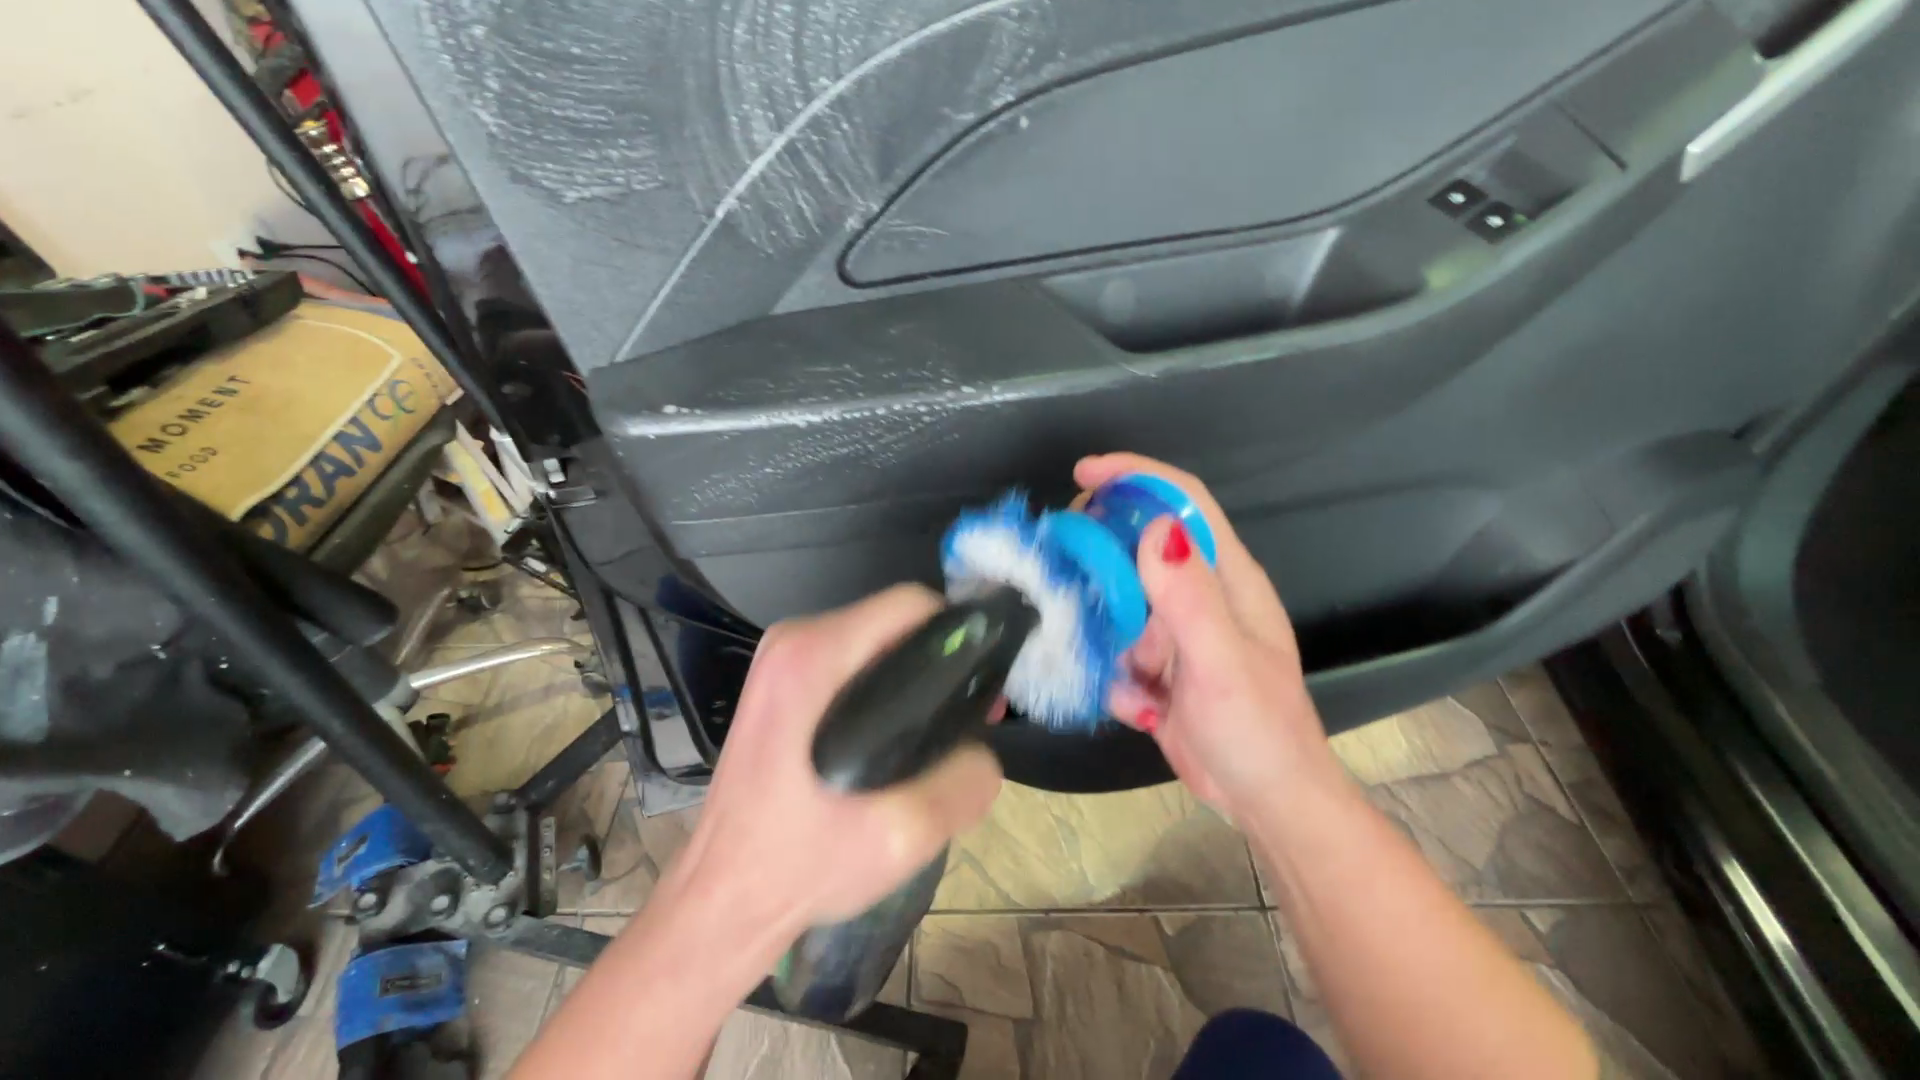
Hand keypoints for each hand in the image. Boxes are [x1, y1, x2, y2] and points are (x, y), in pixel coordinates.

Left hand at [665, 585, 1003, 936]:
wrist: (723, 899)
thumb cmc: (800, 865)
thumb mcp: (902, 837)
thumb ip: (964, 782)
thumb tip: (983, 750)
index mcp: (812, 658)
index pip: (909, 606)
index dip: (960, 637)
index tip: (981, 686)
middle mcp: (791, 644)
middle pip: (893, 624)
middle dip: (940, 665)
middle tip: (968, 722)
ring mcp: (780, 664)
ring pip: (875, 646)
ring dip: (914, 683)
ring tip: (939, 740)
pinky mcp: (779, 688)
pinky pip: (851, 668)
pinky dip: (883, 695)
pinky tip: (897, 746)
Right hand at [1077, 454, 1343, 819]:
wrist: (1266, 801)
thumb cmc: (1258, 732)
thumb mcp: (1223, 665)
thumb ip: (1190, 600)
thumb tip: (1155, 530)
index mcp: (1228, 580)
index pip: (1182, 503)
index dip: (1136, 476)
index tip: (1083, 475)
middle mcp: (1201, 596)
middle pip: (1141, 544)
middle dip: (1099, 551)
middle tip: (1059, 565)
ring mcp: (1178, 632)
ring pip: (1120, 598)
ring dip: (1098, 622)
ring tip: (1087, 648)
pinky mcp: (1159, 666)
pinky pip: (1117, 647)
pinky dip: (1109, 668)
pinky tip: (1127, 702)